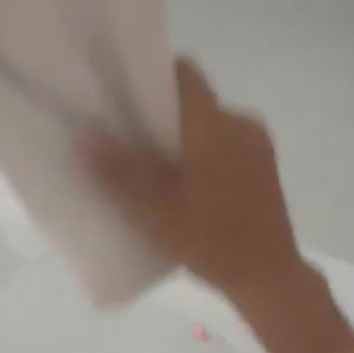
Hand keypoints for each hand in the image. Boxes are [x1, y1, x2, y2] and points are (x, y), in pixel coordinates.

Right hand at [84, 59, 307, 304]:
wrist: (270, 278)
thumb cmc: (212, 240)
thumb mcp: (156, 211)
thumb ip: (119, 171)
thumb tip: (83, 136)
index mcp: (215, 123)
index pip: (184, 74)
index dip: (153, 74)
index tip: (123, 91)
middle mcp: (241, 123)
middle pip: (194, 103)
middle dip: (160, 116)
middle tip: (125, 135)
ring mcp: (257, 146)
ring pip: (209, 127)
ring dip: (182, 139)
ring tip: (150, 166)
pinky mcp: (264, 169)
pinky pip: (225, 147)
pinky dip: (202, 156)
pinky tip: (181, 186)